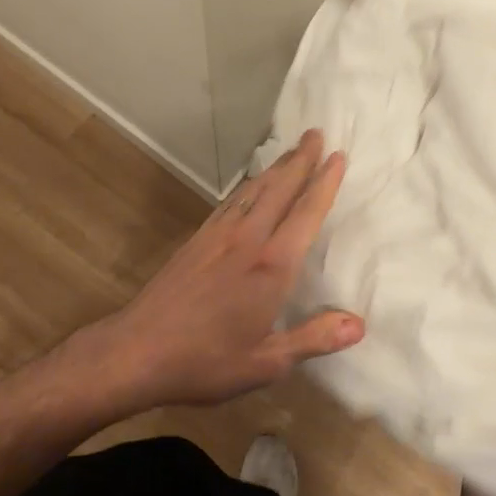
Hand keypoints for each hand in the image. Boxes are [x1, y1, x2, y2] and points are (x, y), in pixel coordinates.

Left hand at [78, 129, 363, 407]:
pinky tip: (251, 185)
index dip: (324, 183)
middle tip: (317, 133)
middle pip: (279, 189)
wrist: (136, 351)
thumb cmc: (206, 361)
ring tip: (293, 150)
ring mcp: (218, 236)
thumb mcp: (266, 362)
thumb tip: (359, 324)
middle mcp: (247, 240)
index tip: (338, 156)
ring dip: (276, 167)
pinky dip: (248, 186)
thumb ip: (313, 339)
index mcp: (271, 267)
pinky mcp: (197, 241)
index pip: (305, 214)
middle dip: (301, 160)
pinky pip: (231, 202)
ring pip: (254, 190)